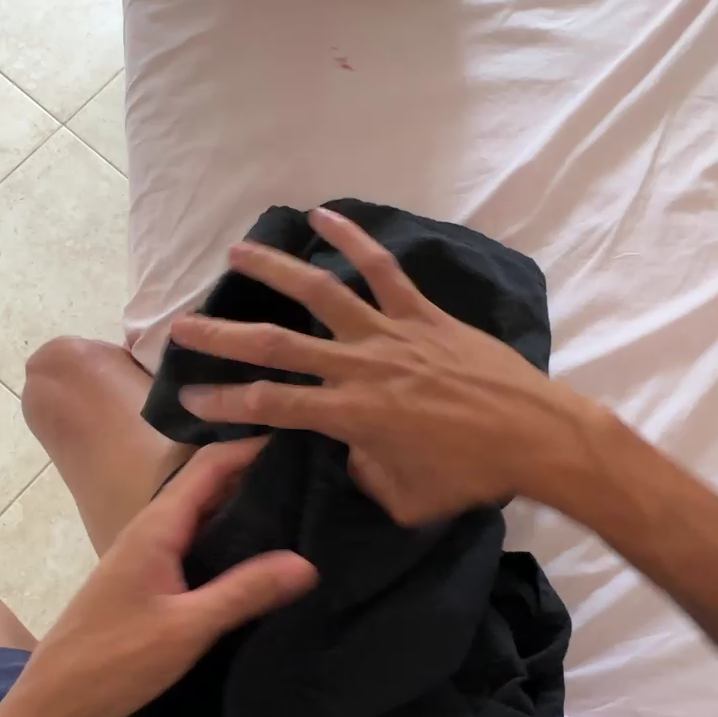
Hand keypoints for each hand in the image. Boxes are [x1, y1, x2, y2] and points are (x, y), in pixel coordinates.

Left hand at [0, 438, 316, 716]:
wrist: (53, 708)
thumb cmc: (113, 661)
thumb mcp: (187, 628)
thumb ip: (244, 592)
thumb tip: (308, 562)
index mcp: (157, 526)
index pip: (211, 464)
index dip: (253, 446)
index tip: (303, 443)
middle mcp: (152, 530)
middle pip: (209, 484)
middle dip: (257, 472)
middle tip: (313, 475)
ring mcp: (149, 555)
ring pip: (203, 515)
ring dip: (245, 506)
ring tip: (300, 507)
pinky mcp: (151, 581)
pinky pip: (197, 542)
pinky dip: (230, 538)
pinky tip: (259, 556)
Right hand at [169, 208, 604, 524]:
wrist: (535, 436)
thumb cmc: (471, 476)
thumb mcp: (406, 501)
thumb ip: (365, 477)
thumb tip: (351, 453)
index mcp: (351, 416)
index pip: (270, 406)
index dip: (223, 402)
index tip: (188, 397)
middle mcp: (360, 367)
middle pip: (277, 344)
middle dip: (223, 336)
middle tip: (182, 325)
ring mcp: (391, 333)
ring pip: (321, 292)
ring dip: (273, 270)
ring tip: (237, 252)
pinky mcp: (423, 313)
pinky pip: (382, 268)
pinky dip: (352, 239)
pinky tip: (323, 215)